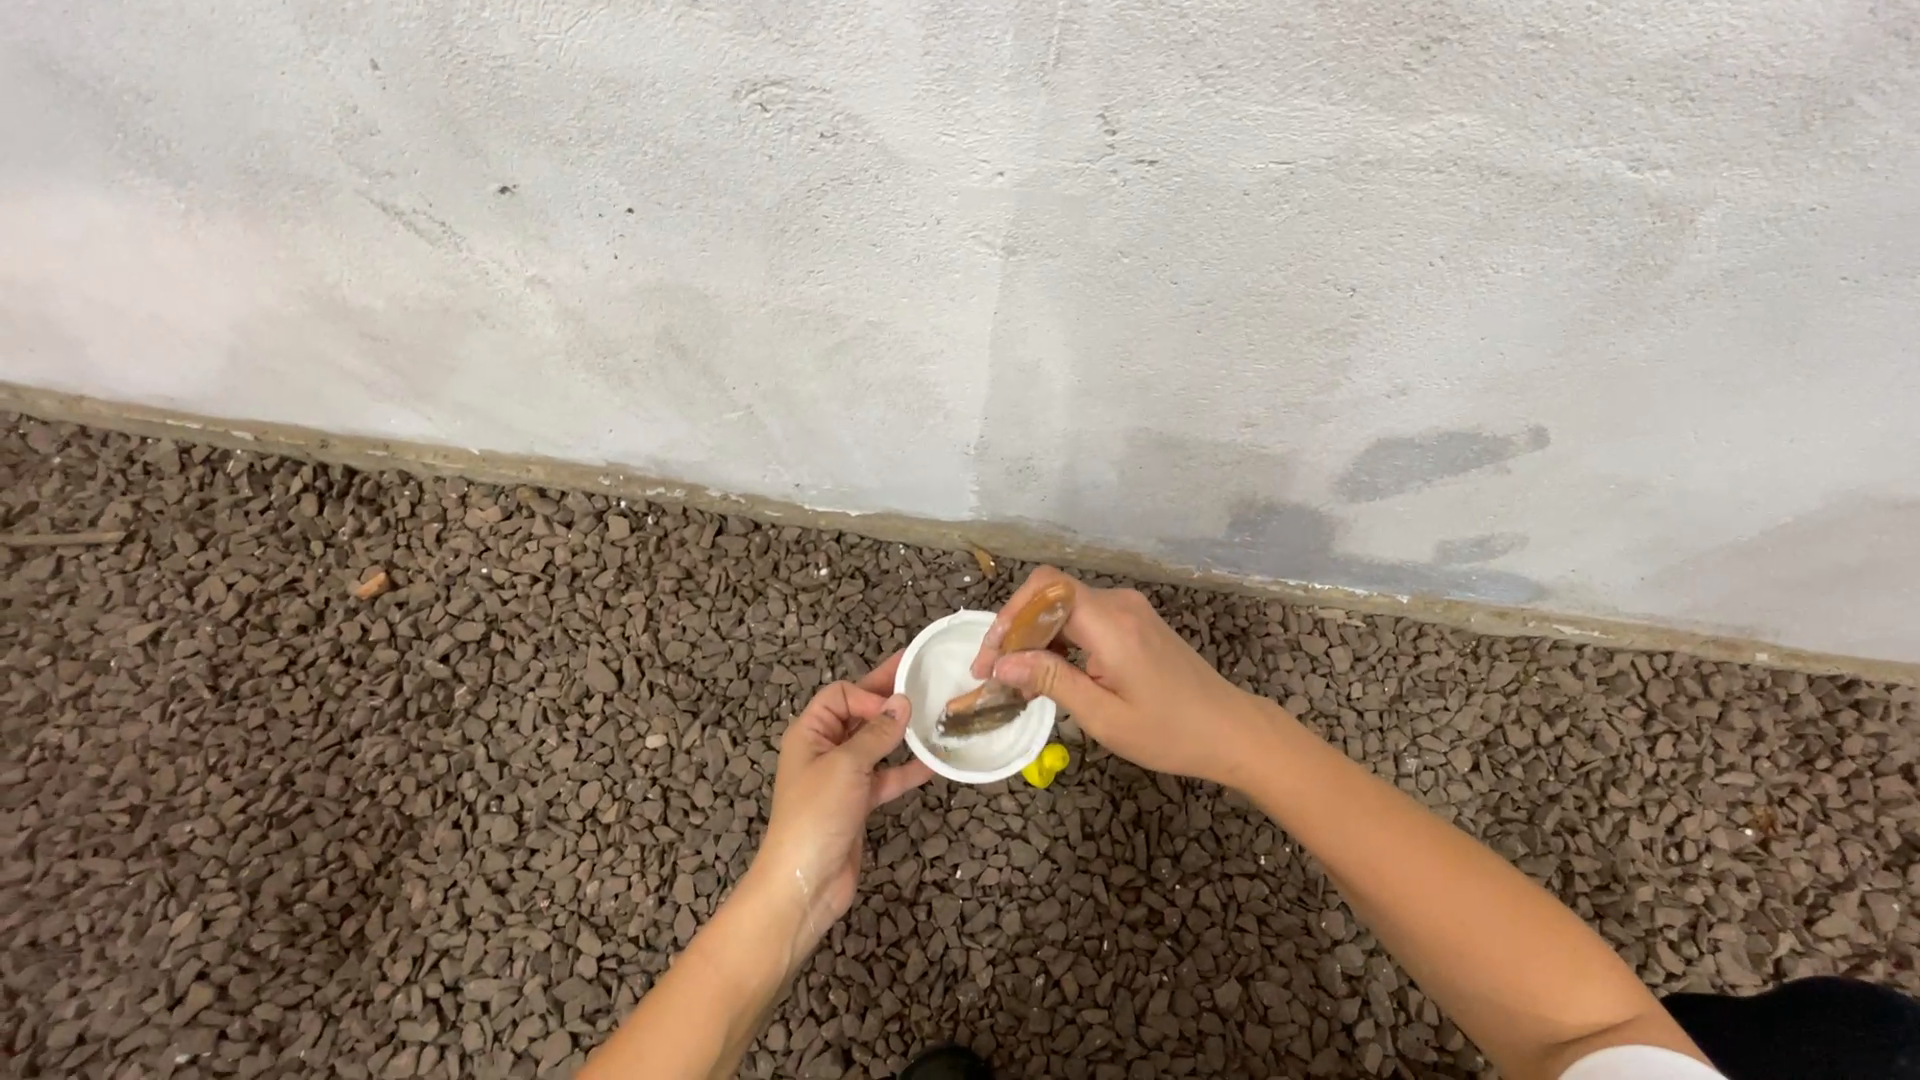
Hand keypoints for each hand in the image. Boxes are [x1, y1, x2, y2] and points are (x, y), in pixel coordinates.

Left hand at [750, 653, 933, 949]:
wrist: (805, 881)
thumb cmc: (817, 814)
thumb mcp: (846, 765)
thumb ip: (877, 733)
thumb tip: (903, 702)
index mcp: (810, 732)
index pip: (842, 695)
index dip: (869, 694)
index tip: (897, 707)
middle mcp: (824, 749)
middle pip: (860, 715)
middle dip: (889, 700)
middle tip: (925, 678)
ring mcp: (842, 776)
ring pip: (876, 745)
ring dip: (902, 735)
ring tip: (934, 718)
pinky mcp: (858, 802)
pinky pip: (885, 776)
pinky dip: (906, 770)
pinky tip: (933, 763)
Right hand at [971, 567, 1280, 786]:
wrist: (1230, 731)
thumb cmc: (1169, 732)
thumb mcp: (1103, 716)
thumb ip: (1052, 680)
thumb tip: (1002, 662)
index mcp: (1111, 624)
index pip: (1044, 590)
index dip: (1009, 616)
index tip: (990, 658)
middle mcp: (1118, 604)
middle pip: (1049, 596)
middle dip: (1015, 631)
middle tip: (994, 674)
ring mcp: (1129, 610)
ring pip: (1063, 608)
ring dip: (1035, 638)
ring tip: (1017, 681)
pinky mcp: (1134, 622)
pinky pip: (1083, 619)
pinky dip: (1059, 641)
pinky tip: (1049, 673)